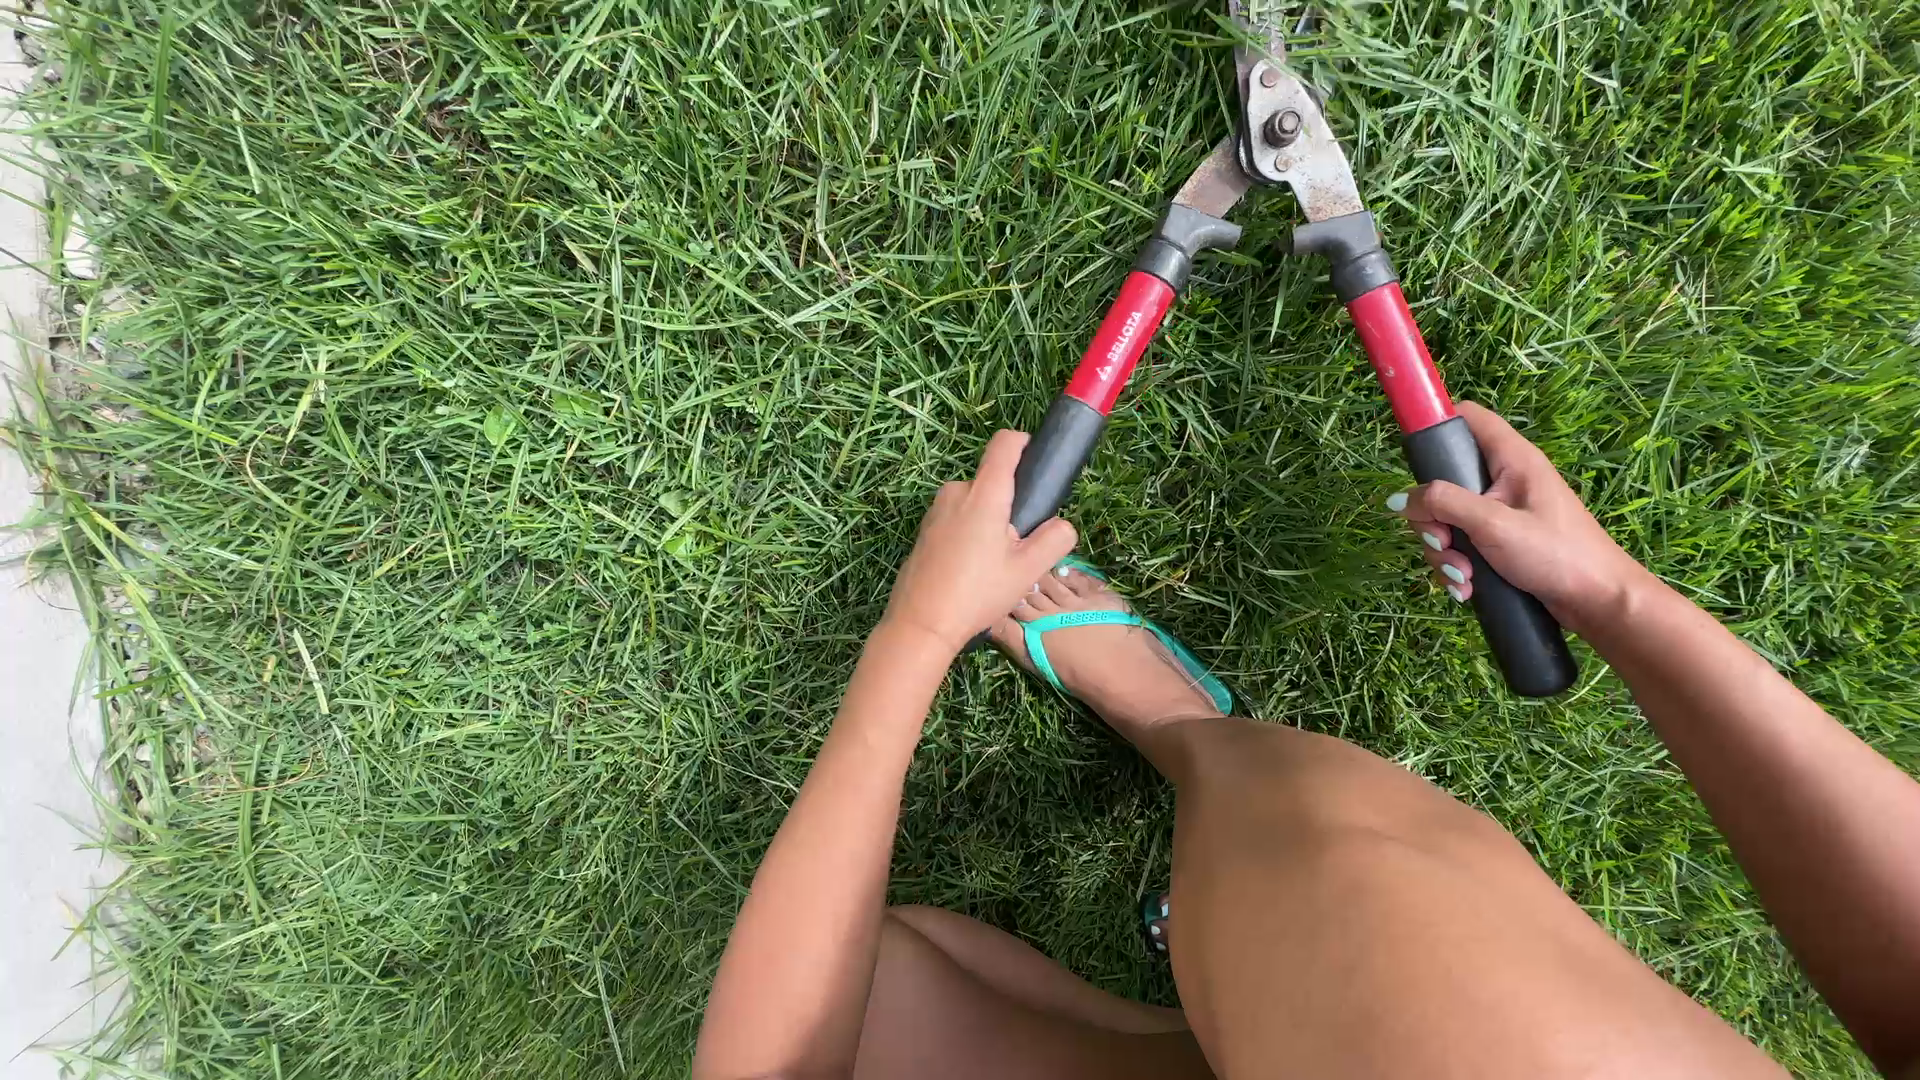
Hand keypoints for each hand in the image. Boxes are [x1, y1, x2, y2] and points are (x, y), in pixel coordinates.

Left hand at [881, 430, 1078, 654]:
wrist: (921, 624)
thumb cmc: (977, 594)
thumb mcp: (1028, 571)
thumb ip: (1055, 539)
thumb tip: (1061, 524)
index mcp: (983, 494)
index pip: (1005, 444)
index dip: (1025, 445)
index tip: (1036, 466)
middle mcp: (955, 493)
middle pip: (992, 482)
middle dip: (1009, 506)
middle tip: (1015, 548)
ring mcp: (935, 511)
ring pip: (975, 504)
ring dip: (988, 524)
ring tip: (991, 566)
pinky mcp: (924, 530)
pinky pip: (956, 520)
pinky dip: (968, 535)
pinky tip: (968, 572)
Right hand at [1390, 401, 1654, 638]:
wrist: (1598, 603)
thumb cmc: (1557, 554)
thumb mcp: (1493, 525)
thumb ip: (1443, 504)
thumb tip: (1400, 499)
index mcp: (1511, 460)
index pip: (1466, 418)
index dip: (1436, 427)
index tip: (1412, 458)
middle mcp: (1501, 480)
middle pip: (1440, 481)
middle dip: (1430, 518)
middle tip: (1442, 541)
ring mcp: (1497, 511)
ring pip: (1443, 519)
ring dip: (1442, 550)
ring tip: (1462, 576)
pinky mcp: (1495, 540)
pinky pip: (1456, 544)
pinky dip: (1454, 566)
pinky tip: (1466, 586)